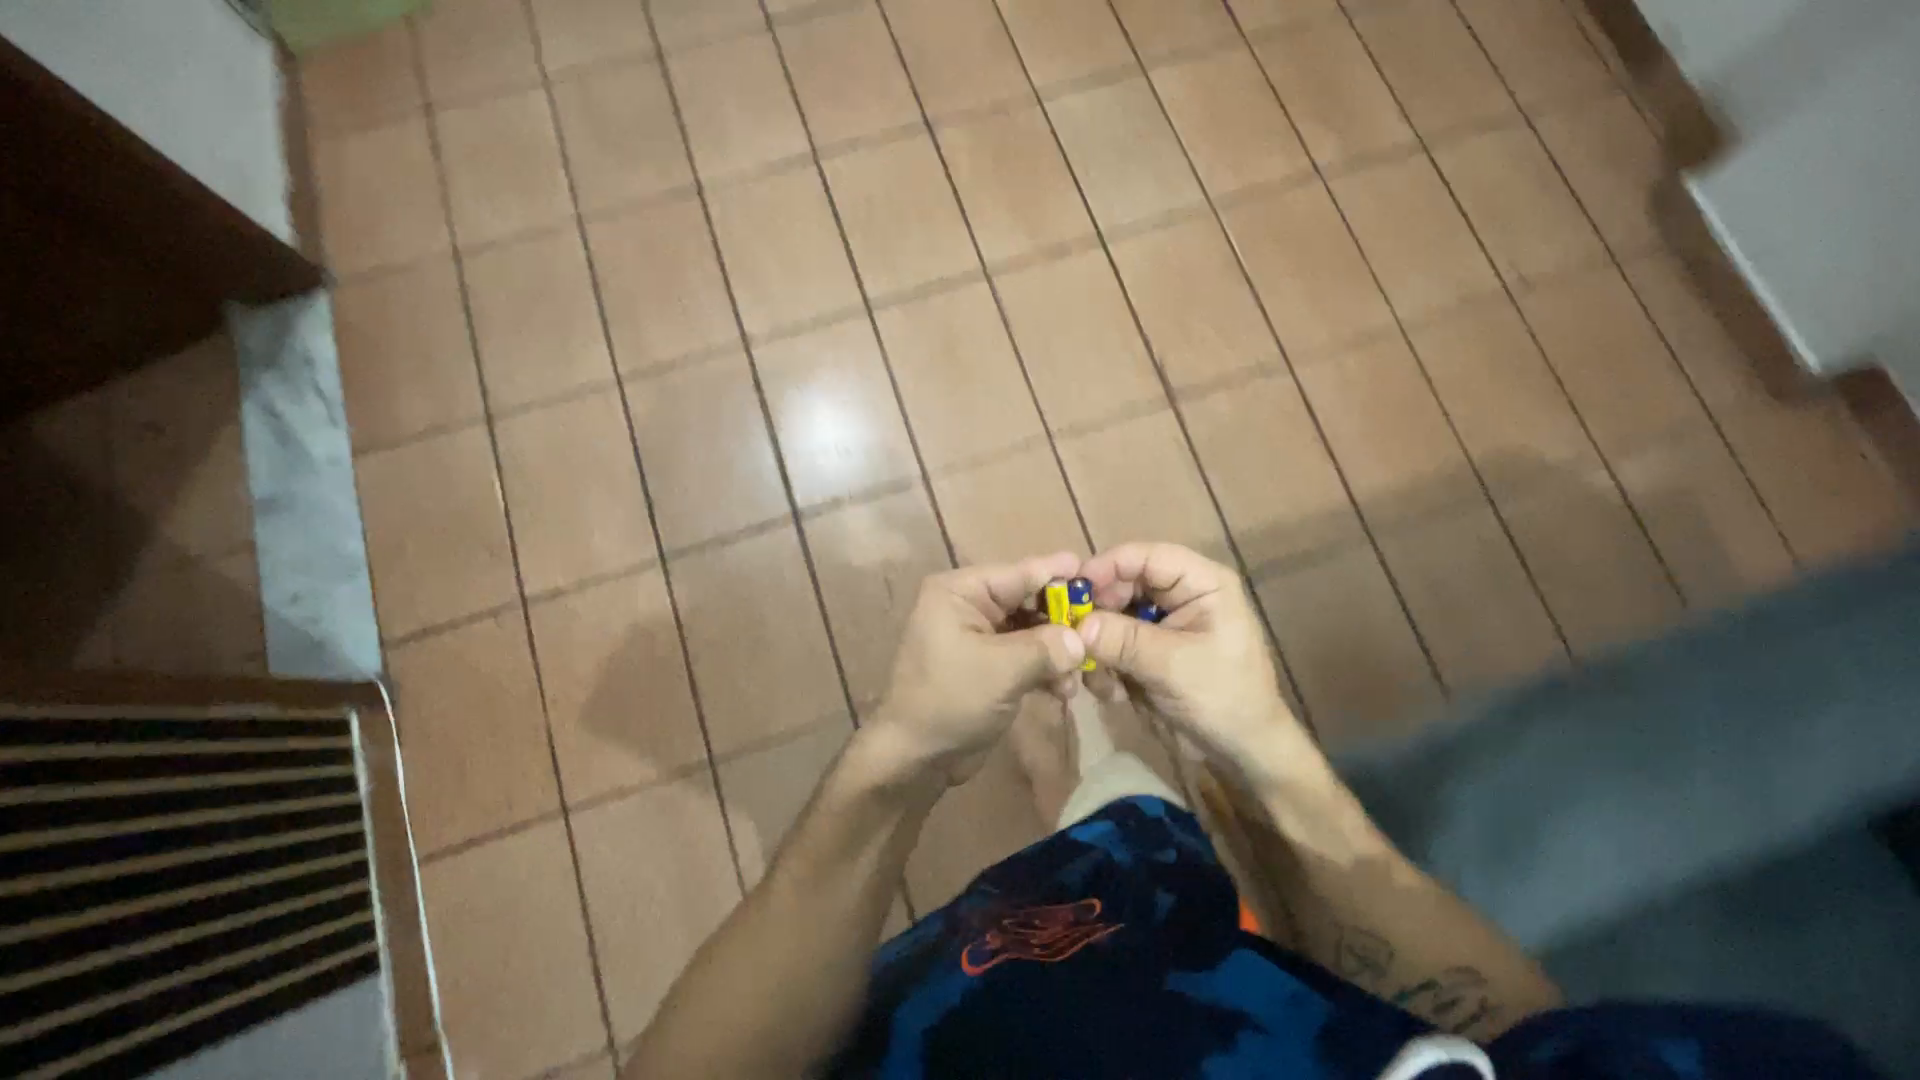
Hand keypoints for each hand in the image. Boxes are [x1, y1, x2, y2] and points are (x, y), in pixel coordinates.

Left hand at [872, 552, 1087, 784]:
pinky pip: (1025, 655)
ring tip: (1083, 672)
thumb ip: (1046, 646)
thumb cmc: (951, 700)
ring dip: (1058, 650)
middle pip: (1029, 600)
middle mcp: (968, 606)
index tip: (1102, 576)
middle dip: (1064, 619)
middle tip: (1103, 629)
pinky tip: (1065, 689)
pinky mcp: (988, 665)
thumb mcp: (1002, 669)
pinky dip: (1046, 668)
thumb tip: (1083, 637)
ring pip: (1032, 630)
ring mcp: (978, 637)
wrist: (917, 757)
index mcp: (961, 592)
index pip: (1020, 573)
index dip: (1061, 575)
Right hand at [1076, 543, 1324, 792]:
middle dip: (1096, 611)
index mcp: (1201, 583)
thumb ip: (1124, 641)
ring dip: (1098, 645)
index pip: (1146, 556)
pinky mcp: (1147, 651)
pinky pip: (1112, 644)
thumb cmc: (1223, 699)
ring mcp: (1161, 624)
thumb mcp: (1173, 667)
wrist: (1241, 752)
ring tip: (1095, 676)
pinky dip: (1104, 665)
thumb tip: (1075, 625)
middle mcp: (1179, 595)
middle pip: (1122, 584)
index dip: (1107, 566)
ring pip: (1111, 616)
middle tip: (1072, 638)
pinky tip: (1112, 693)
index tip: (1071, 590)